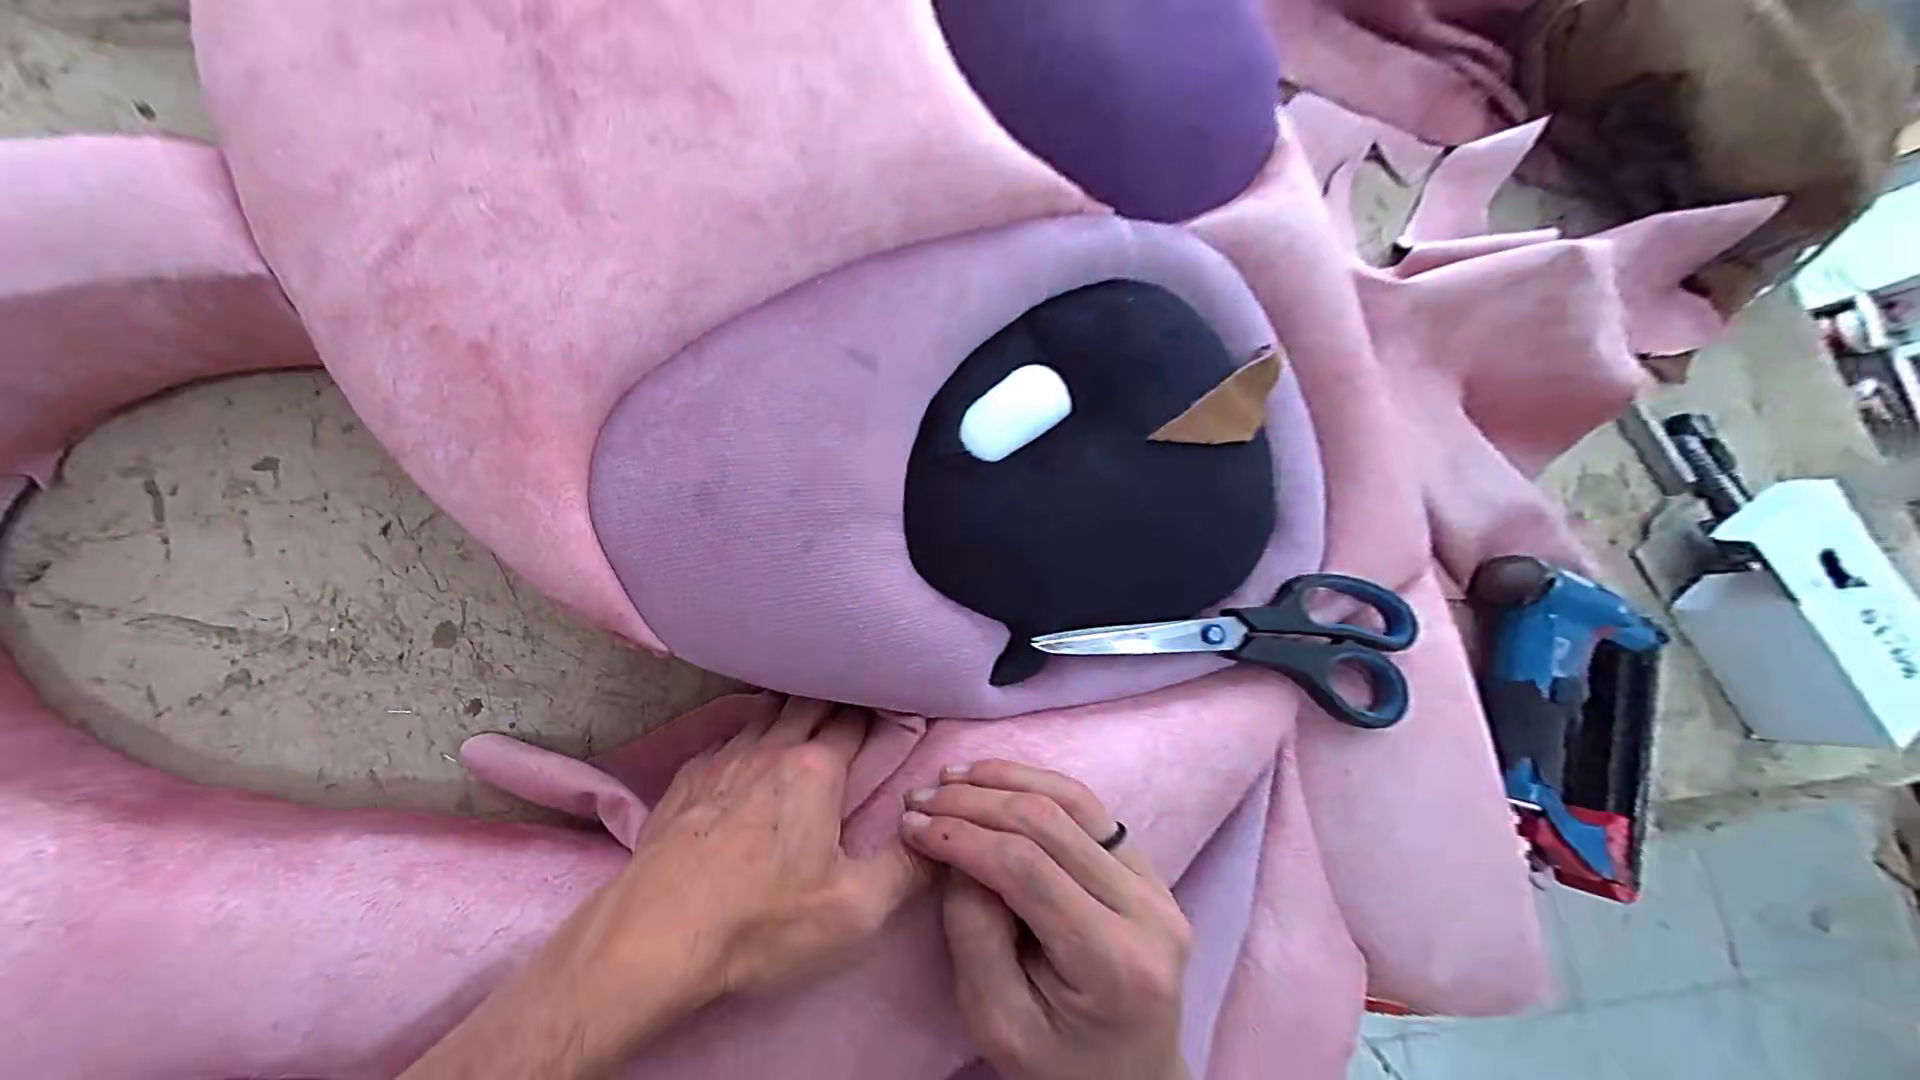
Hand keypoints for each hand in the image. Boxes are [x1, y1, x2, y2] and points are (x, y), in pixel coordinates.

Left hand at [403, 697, 924, 1079]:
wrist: (652, 938)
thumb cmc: (760, 921)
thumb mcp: (854, 910)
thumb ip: (908, 868)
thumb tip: (937, 833)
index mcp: (816, 770)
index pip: (856, 721)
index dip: (878, 710)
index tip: (891, 702)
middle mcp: (772, 751)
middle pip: (811, 703)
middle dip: (837, 694)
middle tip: (853, 691)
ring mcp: (725, 760)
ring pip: (767, 711)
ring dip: (792, 705)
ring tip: (806, 703)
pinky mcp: (688, 779)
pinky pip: (729, 736)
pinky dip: (749, 729)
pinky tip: (748, 744)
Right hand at [901, 761, 1192, 1079]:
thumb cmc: (1058, 1066)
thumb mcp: (997, 1024)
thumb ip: (974, 934)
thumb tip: (959, 850)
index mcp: (1115, 963)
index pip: (1027, 868)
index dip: (963, 837)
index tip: (912, 826)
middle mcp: (1149, 910)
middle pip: (1050, 823)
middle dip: (975, 802)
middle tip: (921, 798)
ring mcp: (1156, 883)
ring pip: (1073, 800)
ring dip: (1006, 778)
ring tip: (953, 777)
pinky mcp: (1149, 868)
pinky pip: (1088, 807)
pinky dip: (1036, 783)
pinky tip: (996, 779)